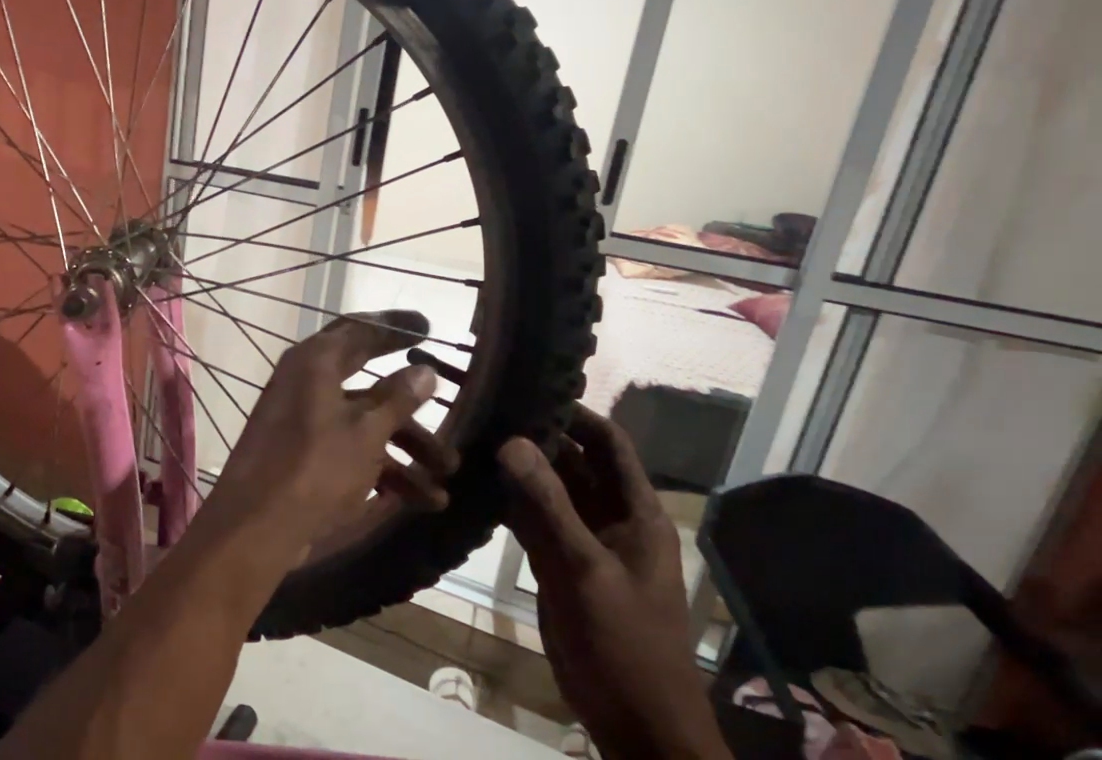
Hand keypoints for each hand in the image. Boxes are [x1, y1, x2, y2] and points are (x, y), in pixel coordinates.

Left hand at [202, 310, 459, 557]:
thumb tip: (423, 370)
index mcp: (314, 363)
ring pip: (363, 423)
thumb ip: (397, 398)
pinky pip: (350, 451)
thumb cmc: (314, 467)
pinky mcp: (302, 457)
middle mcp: (305, 384)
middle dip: (412, 401)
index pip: (359, 330)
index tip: (428, 327)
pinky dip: (383, 470)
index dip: (394, 327)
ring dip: (406, 446)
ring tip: (448, 475)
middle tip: (450, 399)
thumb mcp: (365, 432)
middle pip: (368, 383)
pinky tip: (421, 500)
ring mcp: (302, 422)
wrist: (257, 525)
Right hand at [499, 407, 729, 759]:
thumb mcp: (585, 570)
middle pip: (575, 464)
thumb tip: (513, 441)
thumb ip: (548, 506)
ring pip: (550, 493)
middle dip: (537, 437)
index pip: (610, 445)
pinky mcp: (559, 568)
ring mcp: (584, 545)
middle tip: (485, 408)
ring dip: (518, 470)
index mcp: (636, 514)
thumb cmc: (624, 642)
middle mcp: (611, 520)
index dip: (577, 414)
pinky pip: (533, 524)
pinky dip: (508, 505)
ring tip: (471, 437)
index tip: (529, 388)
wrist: (635, 720)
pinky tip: (473, 488)